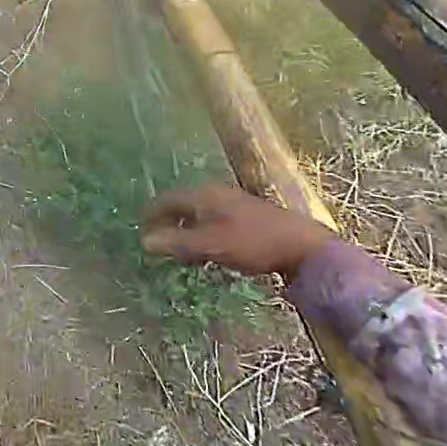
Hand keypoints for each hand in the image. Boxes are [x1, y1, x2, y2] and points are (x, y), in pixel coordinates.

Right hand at [141, 183, 336, 276]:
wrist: (306, 248)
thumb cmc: (254, 243)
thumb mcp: (211, 245)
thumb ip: (176, 243)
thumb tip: (144, 241)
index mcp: (204, 195)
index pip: (166, 200)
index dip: (151, 214)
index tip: (140, 231)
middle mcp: (216, 194)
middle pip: (182, 205)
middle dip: (168, 223)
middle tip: (158, 244)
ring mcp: (234, 204)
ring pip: (199, 214)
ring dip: (186, 231)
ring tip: (180, 252)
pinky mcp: (248, 218)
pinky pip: (214, 222)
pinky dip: (203, 234)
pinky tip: (208, 251)